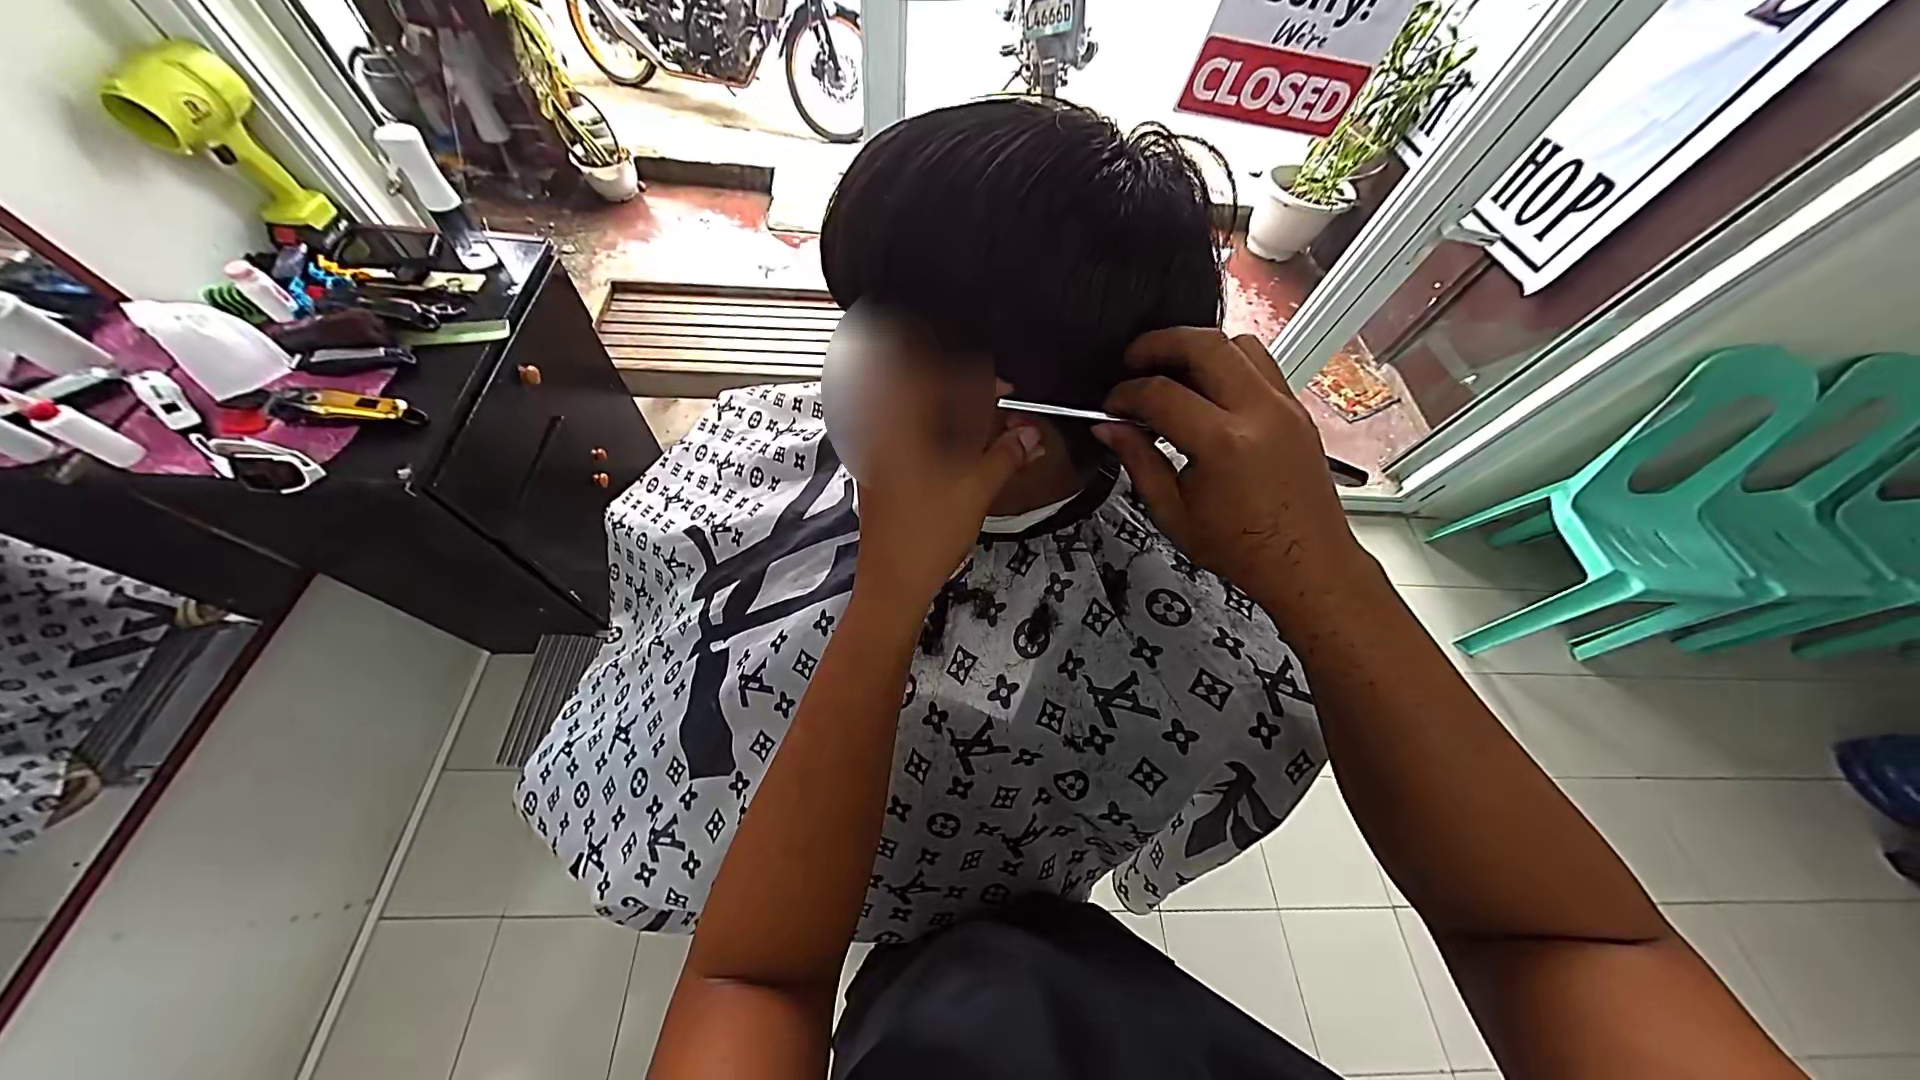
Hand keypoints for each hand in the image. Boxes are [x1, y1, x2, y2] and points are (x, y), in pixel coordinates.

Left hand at [852, 355, 1041, 608]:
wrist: (894, 582)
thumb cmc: (922, 538)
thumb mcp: (976, 489)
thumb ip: (1006, 455)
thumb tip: (1029, 436)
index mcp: (902, 425)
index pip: (943, 379)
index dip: (982, 382)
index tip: (1007, 393)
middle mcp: (884, 434)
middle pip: (933, 398)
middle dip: (974, 405)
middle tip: (1005, 422)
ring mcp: (880, 456)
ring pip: (926, 423)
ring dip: (961, 426)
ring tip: (993, 444)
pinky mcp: (884, 475)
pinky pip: (917, 445)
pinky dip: (945, 445)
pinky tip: (969, 462)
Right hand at [1095, 329, 1366, 604]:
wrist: (1306, 564)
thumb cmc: (1244, 548)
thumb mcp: (1173, 512)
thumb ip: (1138, 462)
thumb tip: (1110, 430)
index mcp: (1223, 444)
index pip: (1160, 393)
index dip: (1125, 394)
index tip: (1111, 405)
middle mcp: (1260, 414)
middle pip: (1204, 344)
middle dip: (1159, 343)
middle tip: (1133, 360)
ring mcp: (1284, 407)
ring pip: (1239, 343)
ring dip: (1198, 348)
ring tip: (1171, 371)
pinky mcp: (1296, 410)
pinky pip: (1261, 363)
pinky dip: (1228, 363)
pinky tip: (1207, 390)